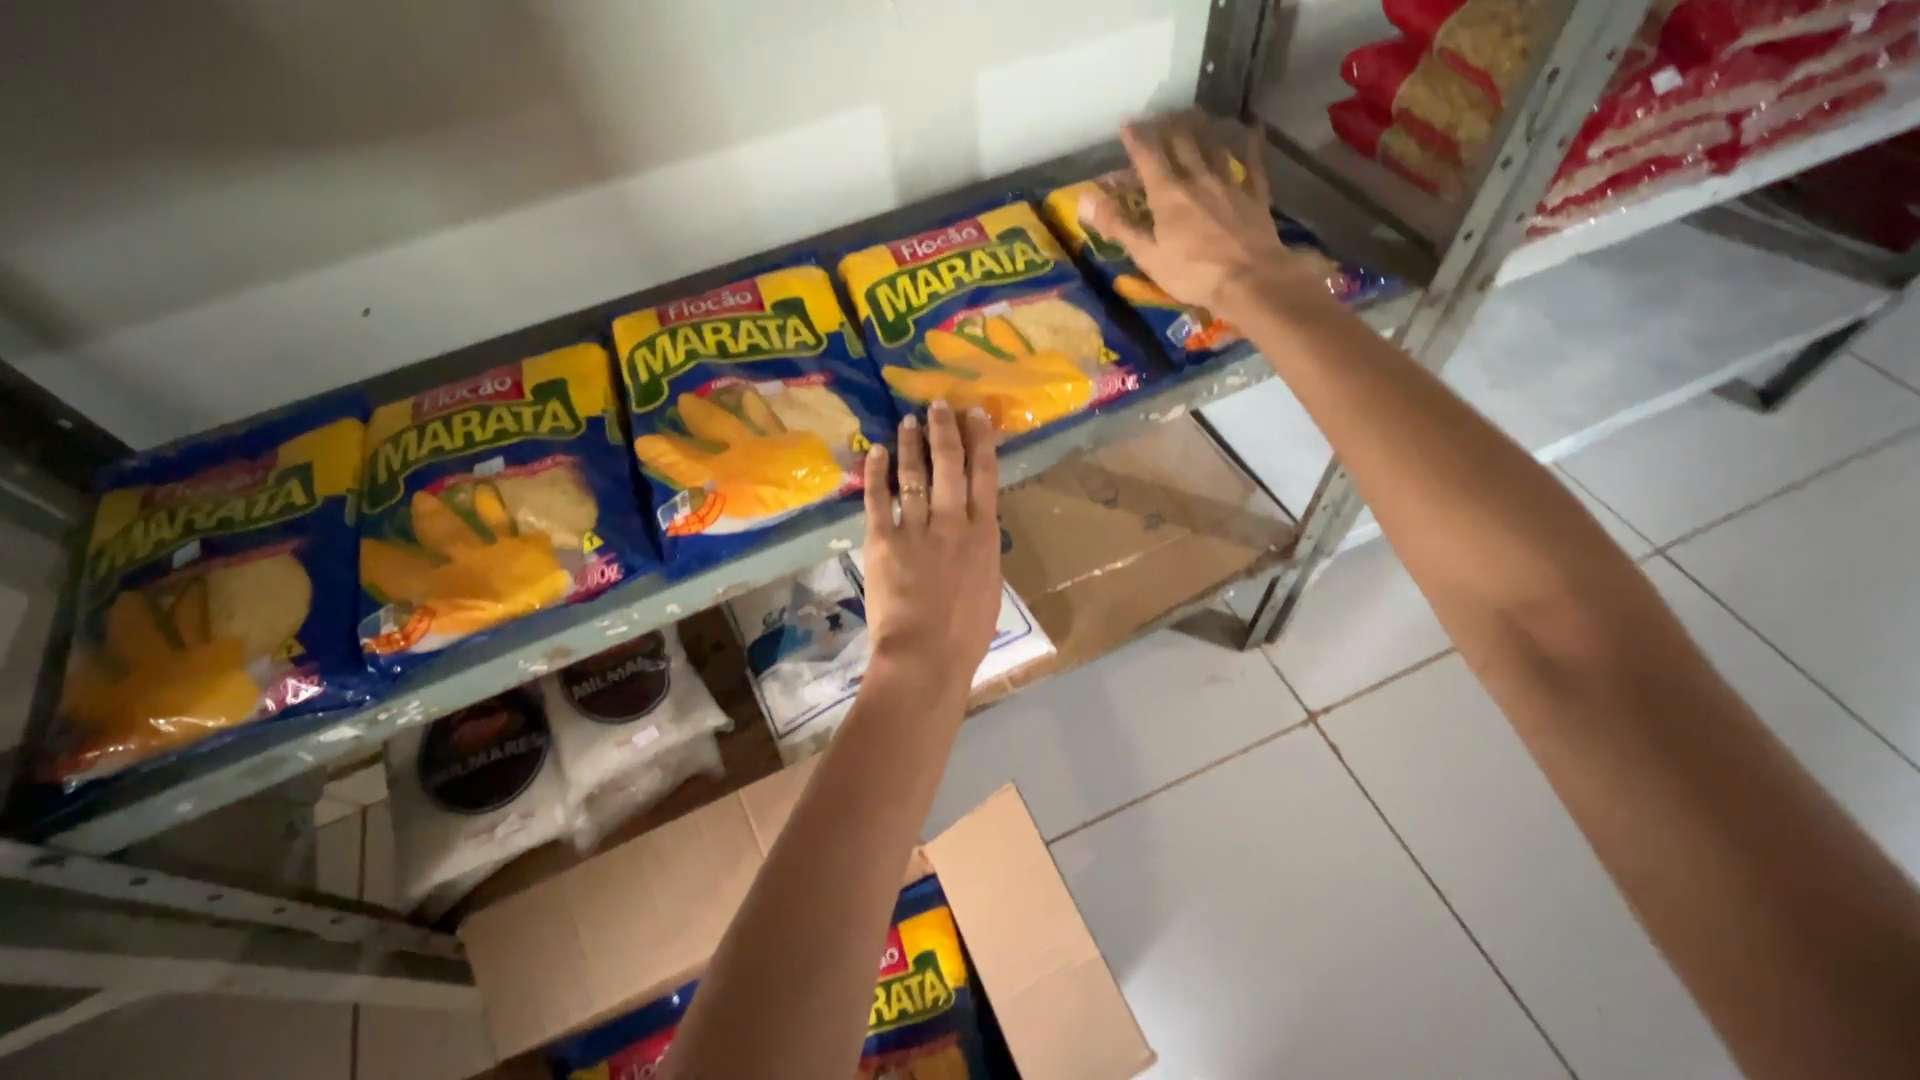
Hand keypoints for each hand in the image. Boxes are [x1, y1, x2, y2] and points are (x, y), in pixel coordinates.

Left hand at [860, 400, 1001, 702]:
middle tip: (939, 404)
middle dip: (945, 430)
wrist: (926, 655)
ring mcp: (917, 530)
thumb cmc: (965, 635)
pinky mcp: (883, 541)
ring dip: (911, 444)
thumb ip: (980, 555)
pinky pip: (880, 499)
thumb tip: (975, 536)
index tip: (976, 415)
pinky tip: (874, 452)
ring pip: (915, 475)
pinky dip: (876, 473)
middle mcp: (953, 522)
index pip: (984, 476)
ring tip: (908, 420)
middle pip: (950, 464)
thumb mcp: (988, 589)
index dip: (981, 441)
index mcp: (984, 535)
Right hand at [1080, 112, 1332, 318]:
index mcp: (1167, 193)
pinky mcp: (1254, 195)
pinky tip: (1253, 128)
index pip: (1147, 156)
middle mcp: (1197, 178)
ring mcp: (1229, 184)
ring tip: (1194, 112)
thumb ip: (1118, 225)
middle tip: (1160, 115)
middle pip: (1181, 142)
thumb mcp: (1147, 255)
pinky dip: (1251, 143)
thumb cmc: (1192, 274)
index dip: (1135, 138)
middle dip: (1167, 126)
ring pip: (1213, 146)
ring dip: (1202, 127)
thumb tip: (1083, 200)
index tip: (1127, 123)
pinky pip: (1253, 163)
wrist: (1249, 280)